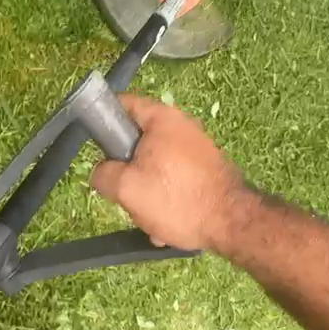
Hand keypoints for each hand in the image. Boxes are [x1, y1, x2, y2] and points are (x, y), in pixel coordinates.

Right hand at [88, 94, 258, 252]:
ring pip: (155, 167)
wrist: (232, 223)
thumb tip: (101, 172)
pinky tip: (169, 224)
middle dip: (128, 172)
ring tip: (151, 219)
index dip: (103, 123)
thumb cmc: (177, 200)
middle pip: (138, 142)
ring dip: (148, 194)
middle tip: (126, 194)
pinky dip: (168, 200)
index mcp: (161, 119)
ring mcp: (197, 150)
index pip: (122, 104)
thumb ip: (103, 175)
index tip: (96, 149)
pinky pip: (175, 181)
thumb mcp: (126, 189)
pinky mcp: (206, 171)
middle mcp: (182, 127)